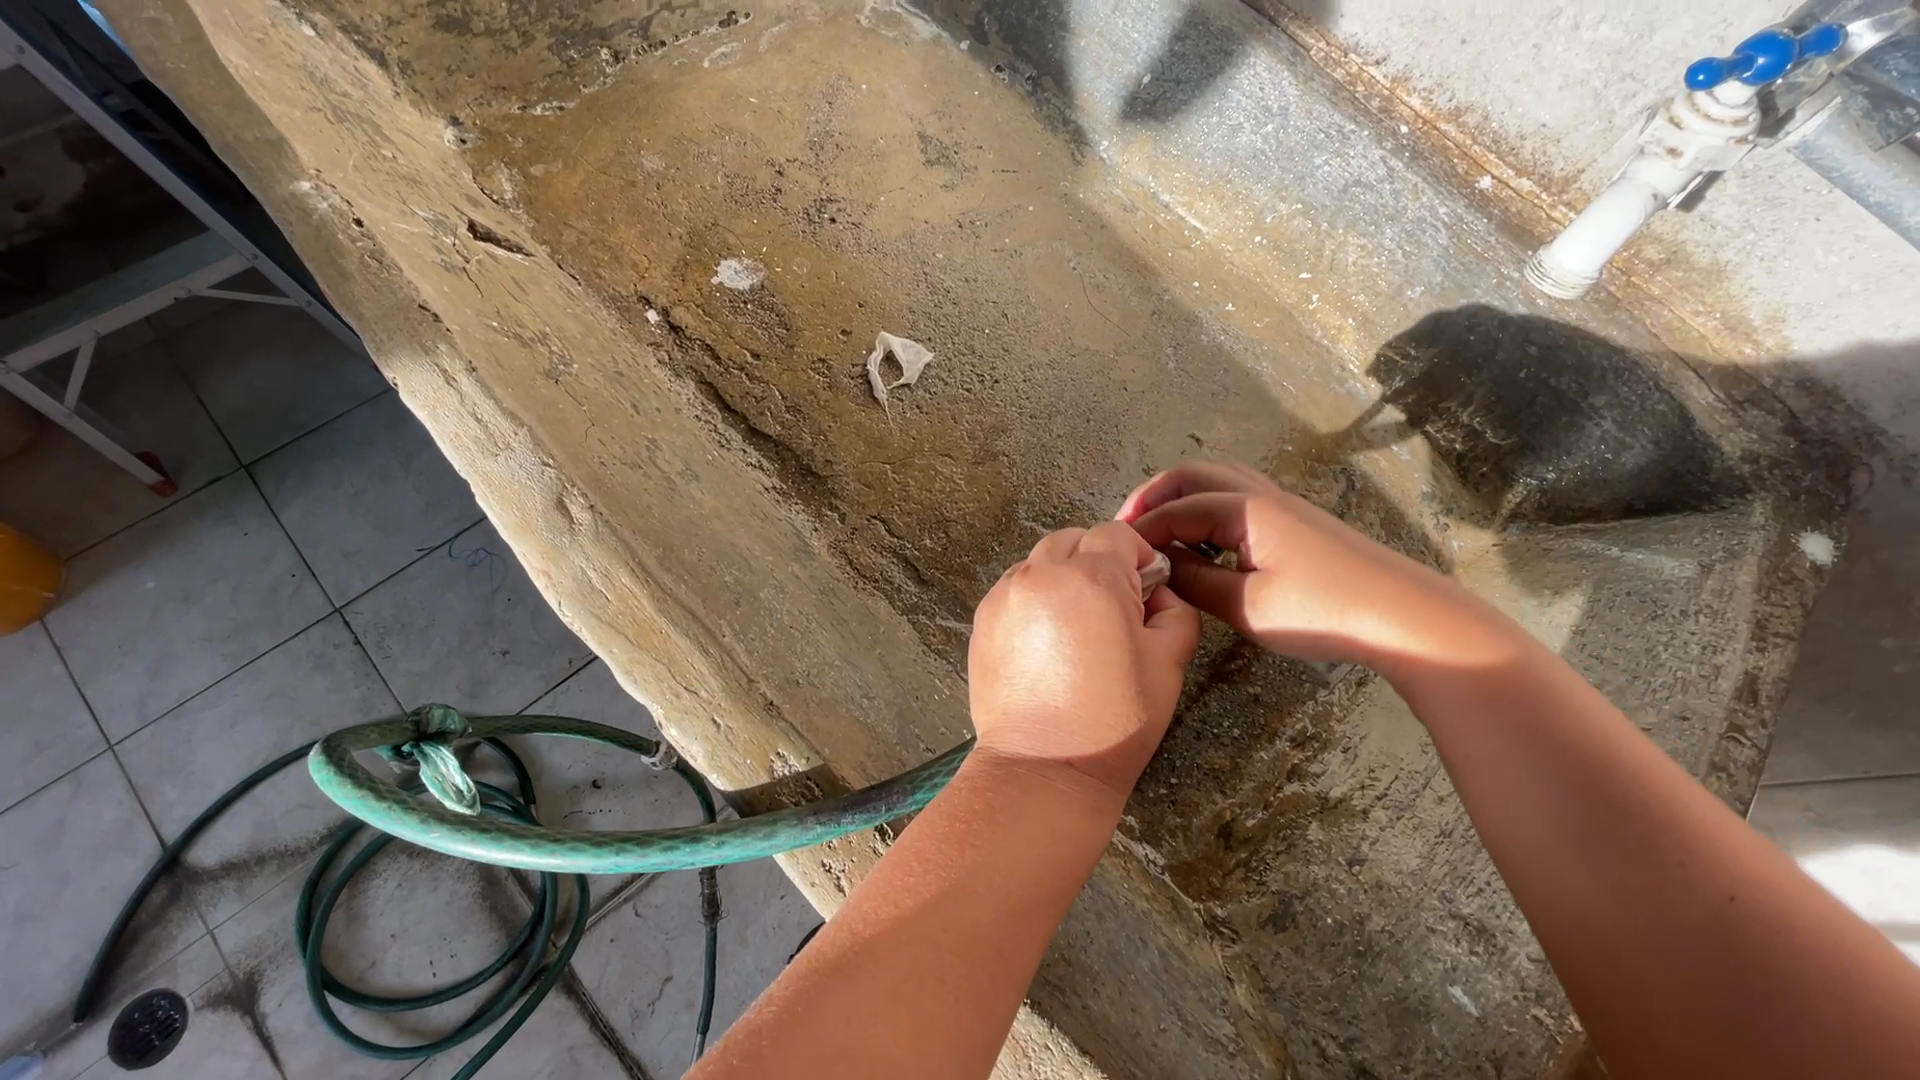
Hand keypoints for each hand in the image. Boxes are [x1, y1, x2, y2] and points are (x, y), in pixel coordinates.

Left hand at [969, 522, 1200, 798]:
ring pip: (1040, 560)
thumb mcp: (1169, 663)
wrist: (1045, 765)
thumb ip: (1175, 611)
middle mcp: (1043, 575)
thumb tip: (1160, 592)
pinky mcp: (984, 618)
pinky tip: (1047, 640)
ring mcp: (1007, 595)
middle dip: (1098, 560)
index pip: (1117, 533)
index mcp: (1093, 578)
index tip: (1144, 586)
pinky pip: (1015, 587)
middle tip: (1111, 606)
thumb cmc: (1115, 719)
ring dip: (1063, 576)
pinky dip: (1034, 597)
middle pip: (1075, 540)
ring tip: (1076, 624)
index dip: (1136, 555)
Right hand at [1116, 462, 1526, 682]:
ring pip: (1219, 482)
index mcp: (1246, 511)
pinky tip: (1205, 543)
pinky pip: (1238, 499)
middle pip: (1195, 476)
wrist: (1405, 616)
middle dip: (1154, 496)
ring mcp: (1283, 507)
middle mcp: (1262, 497)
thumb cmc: (1323, 612)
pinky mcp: (1297, 524)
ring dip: (1182, 498)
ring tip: (1160, 531)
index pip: (1177, 509)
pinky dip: (1207, 509)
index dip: (1142, 530)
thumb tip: (1161, 566)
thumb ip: (1196, 582)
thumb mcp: (1247, 605)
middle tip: (1128, 526)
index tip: (1116, 553)